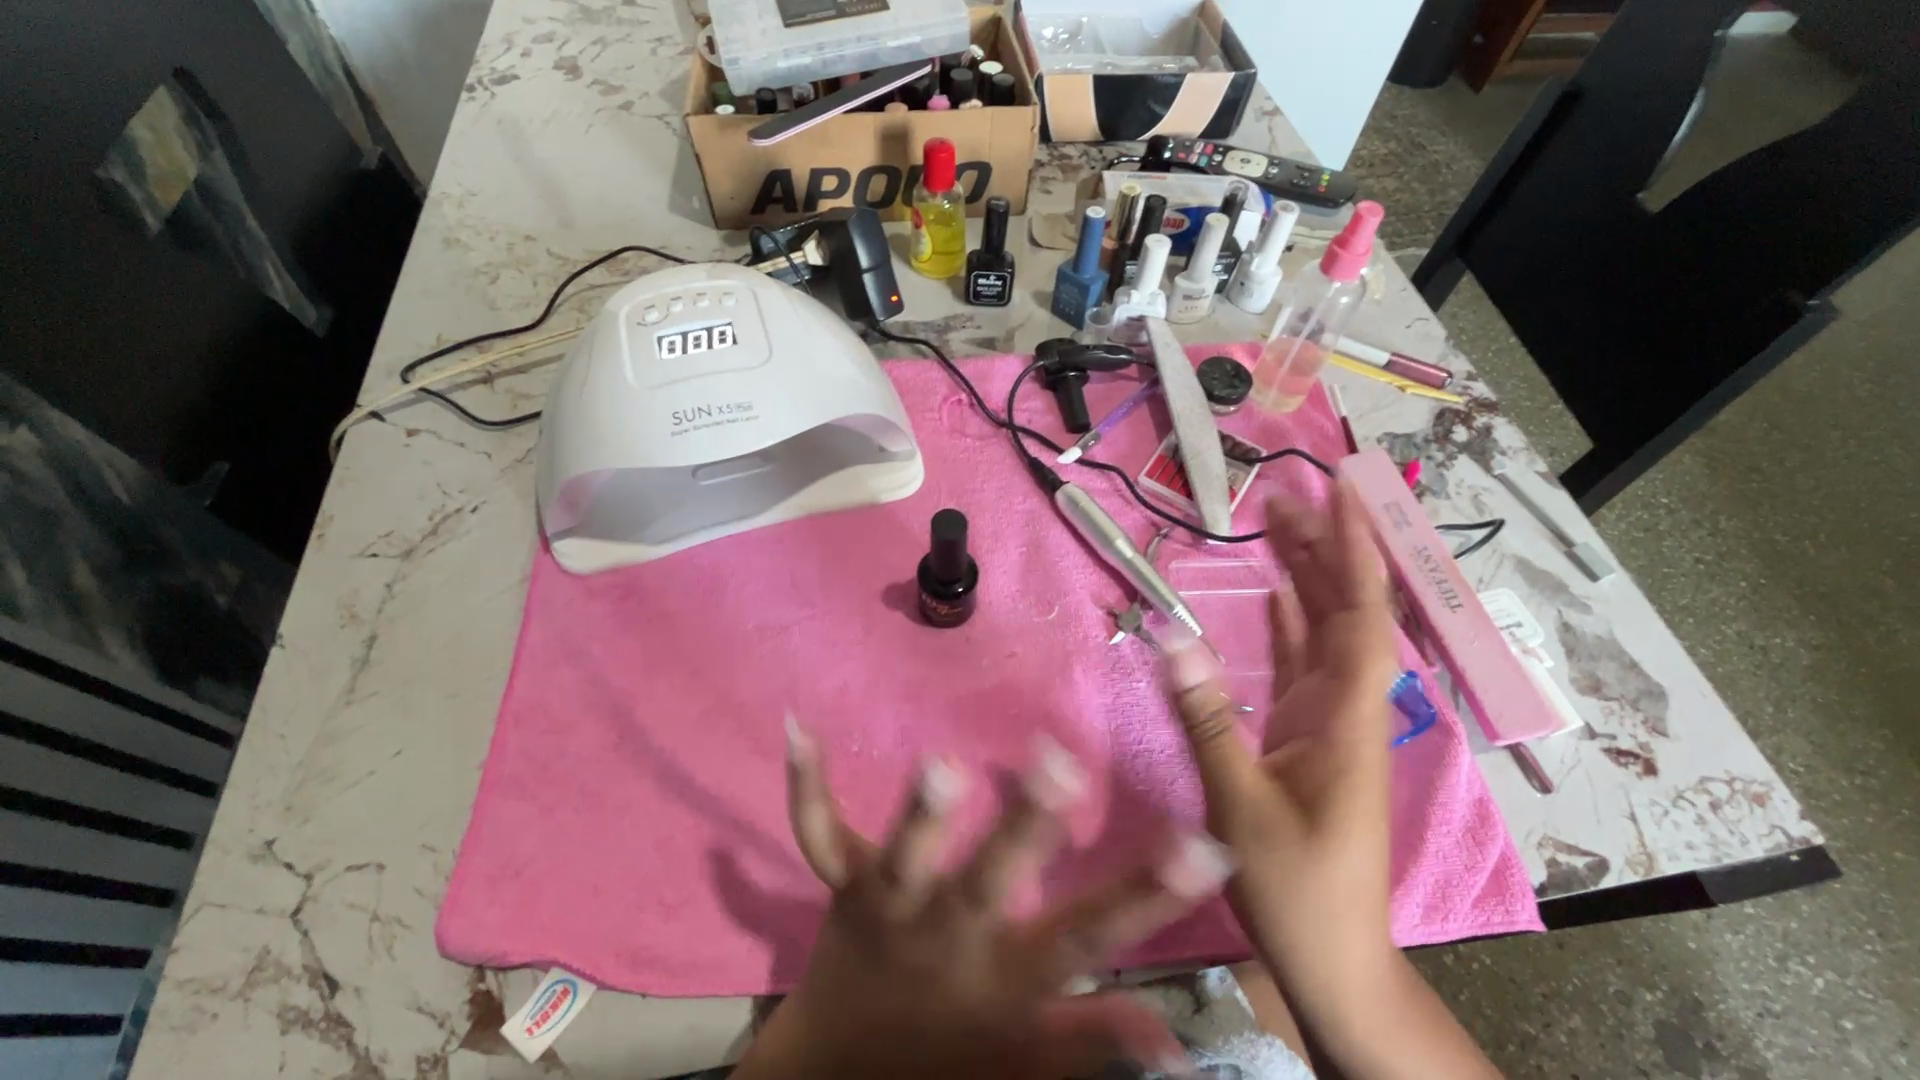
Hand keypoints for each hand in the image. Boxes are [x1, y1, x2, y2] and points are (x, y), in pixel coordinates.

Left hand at [733, 722, 1234, 1079]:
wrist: (838, 1074)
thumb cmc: (943, 1059)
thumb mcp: (1024, 1060)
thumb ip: (1093, 1040)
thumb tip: (1179, 1042)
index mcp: (1003, 975)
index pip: (1089, 935)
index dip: (1148, 896)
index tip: (1204, 845)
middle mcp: (948, 935)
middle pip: (990, 880)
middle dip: (1026, 826)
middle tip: (1056, 765)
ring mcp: (889, 908)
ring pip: (904, 859)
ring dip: (919, 816)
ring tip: (938, 763)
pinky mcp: (843, 887)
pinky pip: (817, 836)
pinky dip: (804, 787)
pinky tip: (797, 727)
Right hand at [1162, 487, 1400, 987]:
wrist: (1333, 958)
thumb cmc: (1297, 887)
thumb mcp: (1240, 807)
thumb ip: (1207, 722)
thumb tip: (1172, 640)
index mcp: (1347, 718)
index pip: (1360, 616)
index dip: (1354, 552)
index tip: (1342, 495)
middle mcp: (1346, 709)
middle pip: (1344, 614)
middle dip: (1323, 551)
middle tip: (1284, 498)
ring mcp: (1327, 724)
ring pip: (1323, 635)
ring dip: (1306, 580)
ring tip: (1275, 527)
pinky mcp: (1307, 740)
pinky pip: (1302, 667)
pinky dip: (1291, 626)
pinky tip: (1276, 596)